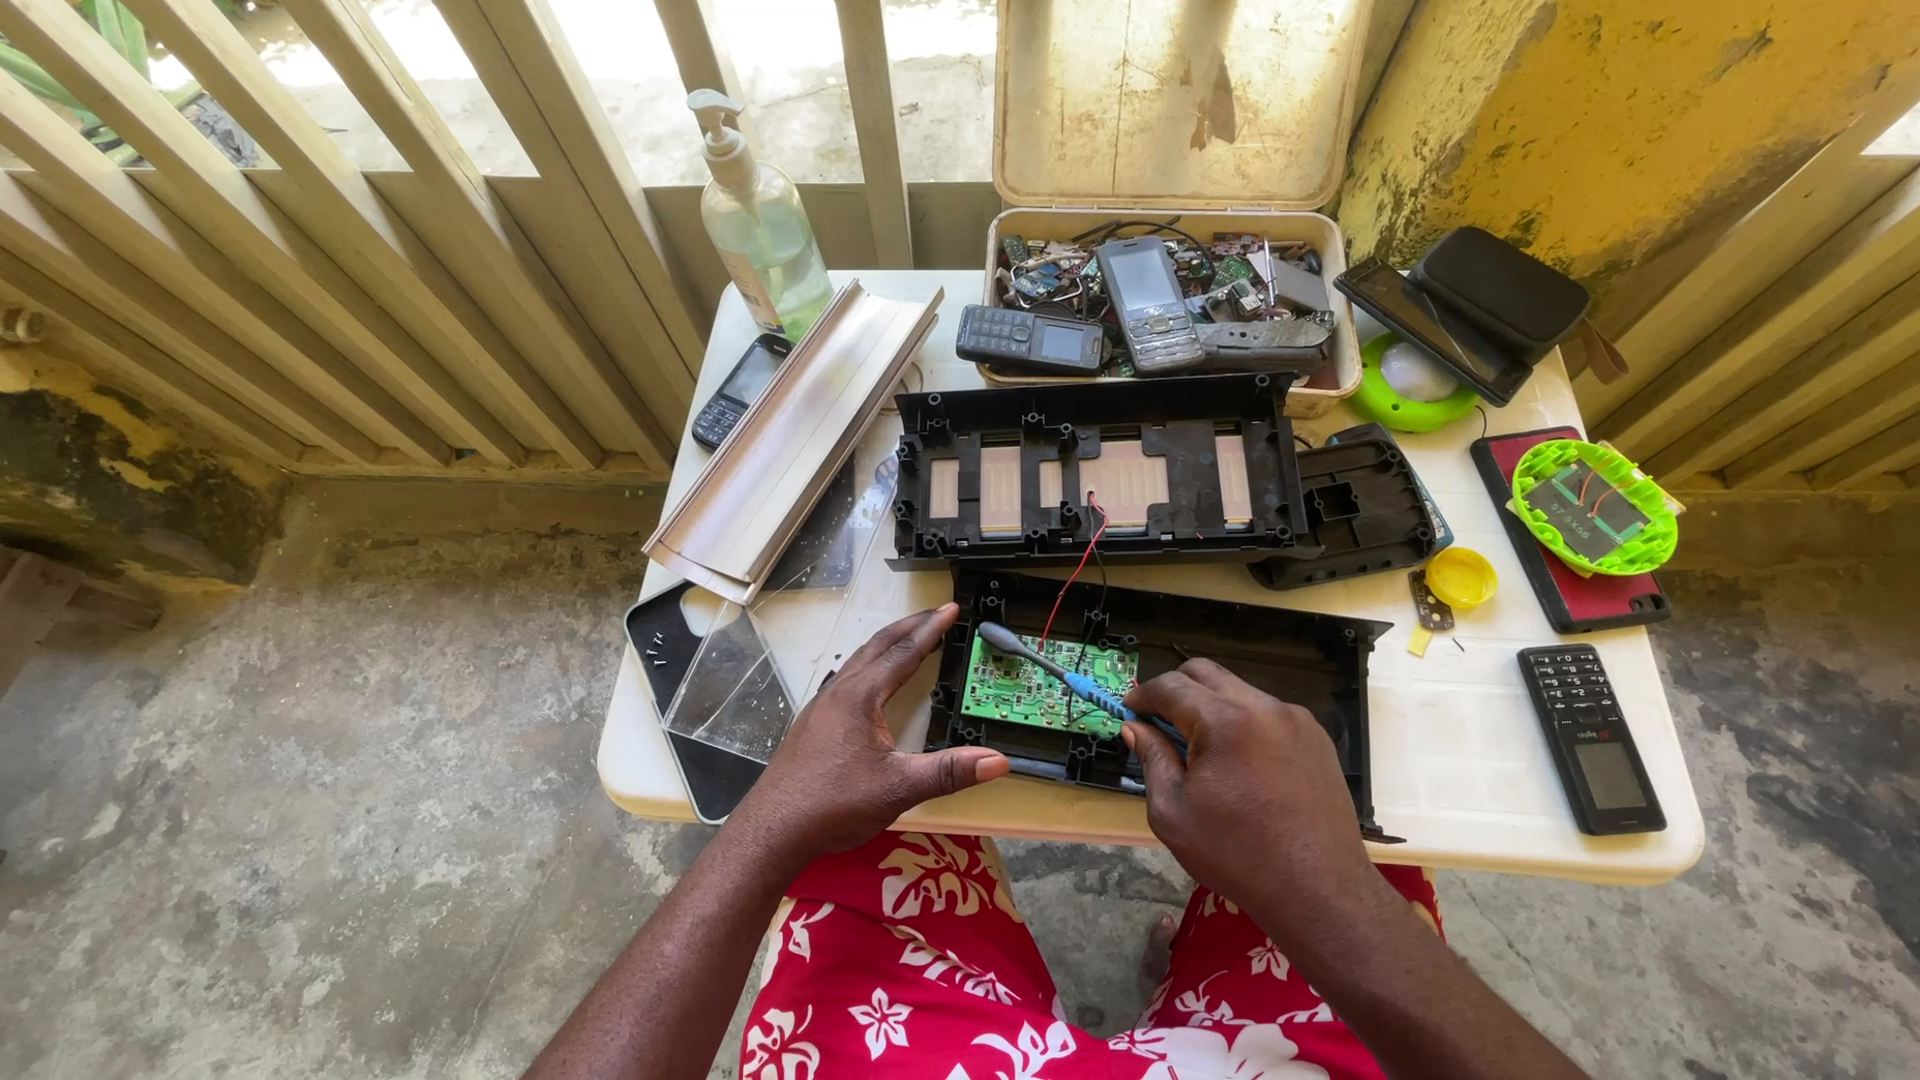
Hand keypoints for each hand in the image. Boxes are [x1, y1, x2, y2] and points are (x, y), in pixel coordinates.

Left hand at [727, 604, 1009, 866]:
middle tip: (937, 612)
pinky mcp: (812, 724)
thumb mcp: (899, 789)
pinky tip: (870, 682)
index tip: (952, 609)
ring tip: (908, 637)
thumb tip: (999, 760)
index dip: (931, 630)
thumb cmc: (834, 805)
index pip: (903, 654)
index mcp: (860, 697)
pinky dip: (869, 665)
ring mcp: (821, 707)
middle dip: (909, 626)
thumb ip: (950, 772)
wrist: (773, 830)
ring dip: (887, 644)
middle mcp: (839, 693)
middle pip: (877, 647)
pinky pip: (847, 678)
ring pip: (858, 661)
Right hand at [1122, 659, 1379, 923]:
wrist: (1319, 891)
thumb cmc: (1236, 855)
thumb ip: (1152, 759)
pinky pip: (1267, 713)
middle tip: (1157, 718)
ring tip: (1198, 746)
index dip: (1143, 694)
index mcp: (1225, 722)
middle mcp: (1263, 707)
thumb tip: (1135, 727)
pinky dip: (1241, 721)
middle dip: (1174, 688)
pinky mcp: (1316, 739)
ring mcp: (1296, 720)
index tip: (1128, 708)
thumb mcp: (1173, 813)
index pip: (1172, 686)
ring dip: (1209, 704)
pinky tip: (1237, 761)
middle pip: (1206, 673)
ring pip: (1238, 690)